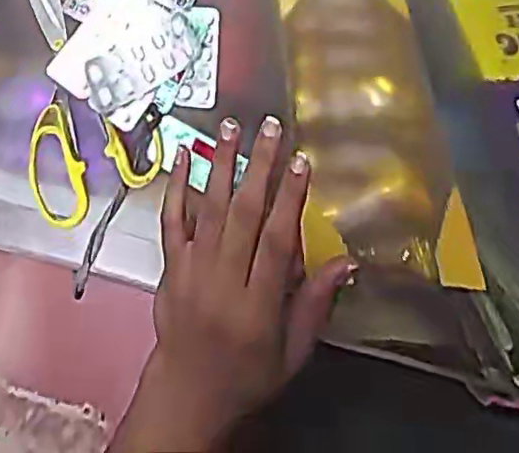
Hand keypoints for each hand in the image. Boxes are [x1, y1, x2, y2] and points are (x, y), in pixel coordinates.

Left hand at [110, 116, 354, 452]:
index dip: (290, 198)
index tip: (301, 161)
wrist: (188, 391)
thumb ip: (316, 303)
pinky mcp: (170, 262)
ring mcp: (191, 268)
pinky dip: (177, 184)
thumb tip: (347, 262)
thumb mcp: (293, 352)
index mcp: (257, 306)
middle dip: (259, 166)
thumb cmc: (247, 373)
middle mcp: (222, 280)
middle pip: (242, 214)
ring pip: (208, 208)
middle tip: (270, 128)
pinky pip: (172, 218)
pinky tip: (184, 154)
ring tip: (231, 128)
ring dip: (221, 163)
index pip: (276, 242)